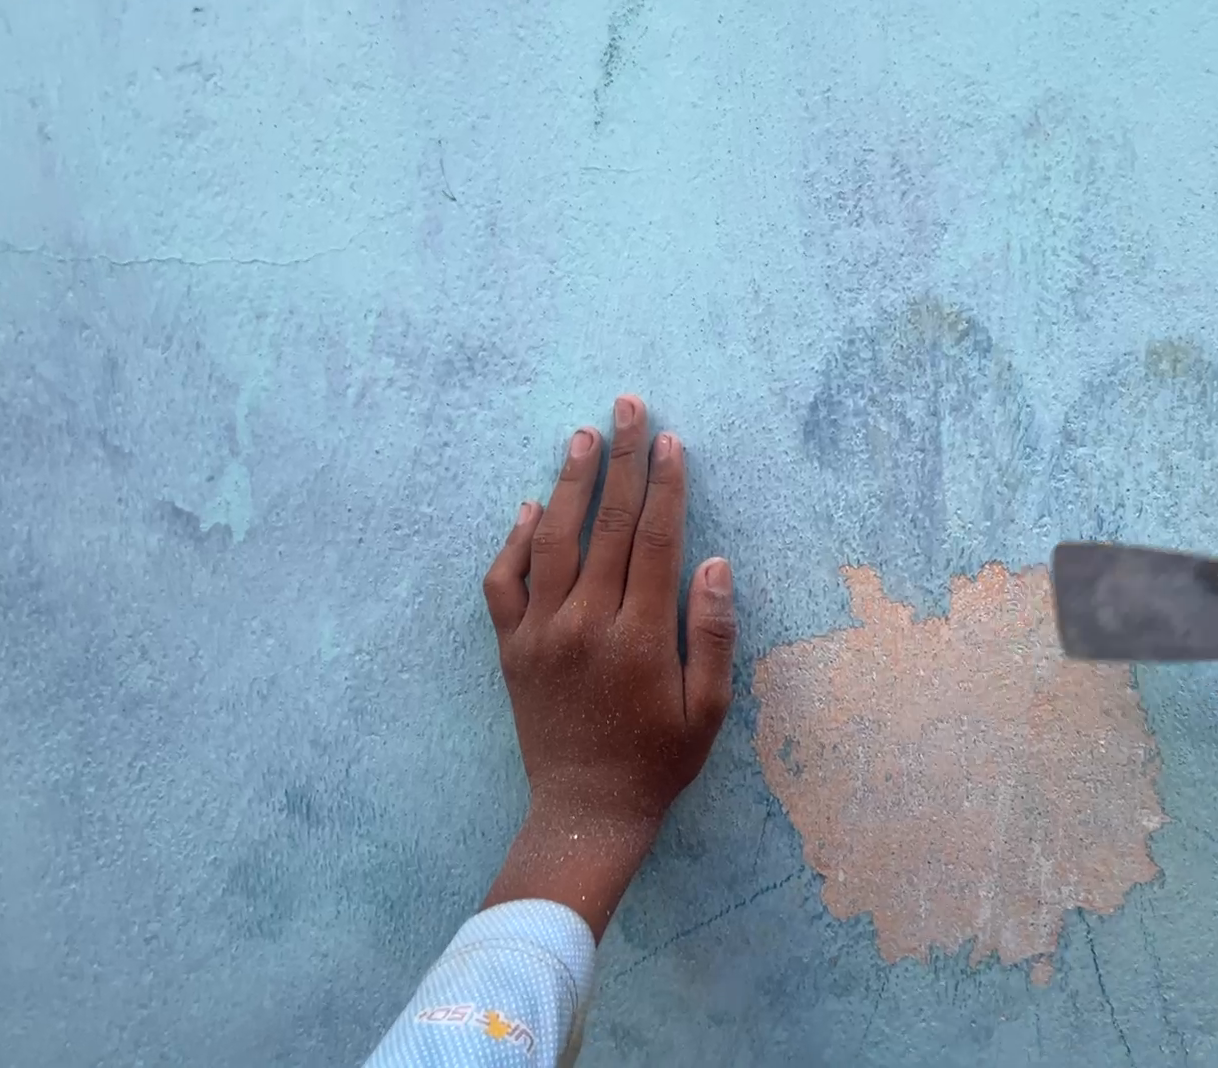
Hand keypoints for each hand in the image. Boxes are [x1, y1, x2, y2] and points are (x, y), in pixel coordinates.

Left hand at [478, 395, 737, 936]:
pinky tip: (526, 509)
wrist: (585, 811)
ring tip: (580, 436)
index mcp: (640, 636)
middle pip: (608, 525)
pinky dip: (512, 542)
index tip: (669, 440)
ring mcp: (540, 634)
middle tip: (627, 406)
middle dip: (622, 461)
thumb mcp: (709, 708)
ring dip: (568, 484)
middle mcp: (586, 623)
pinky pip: (502, 584)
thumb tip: (714, 562)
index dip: (666, 486)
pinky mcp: (510, 649)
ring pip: (551, 541)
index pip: (655, 540)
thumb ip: (711, 633)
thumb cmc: (659, 760)